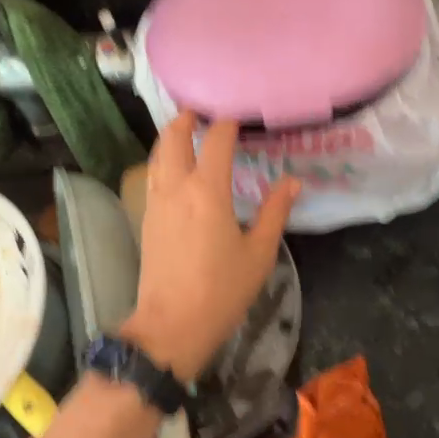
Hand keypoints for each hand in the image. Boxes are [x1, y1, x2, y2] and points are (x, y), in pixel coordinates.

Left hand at [120, 115, 300, 381]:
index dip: (227, 124)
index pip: (216, 141)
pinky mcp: (146, 219)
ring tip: (184, 131)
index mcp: (208, 191)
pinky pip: (152, 176)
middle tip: (201, 112)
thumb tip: (292, 181)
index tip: (238, 117)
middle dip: (186, 120)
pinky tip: (173, 170)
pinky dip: (162, 161)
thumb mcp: (259, 253)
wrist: (172, 324)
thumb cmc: (222, 290)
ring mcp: (156, 202)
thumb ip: (275, 212)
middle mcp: (177, 188)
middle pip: (173, 138)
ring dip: (169, 137)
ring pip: (157, 156)